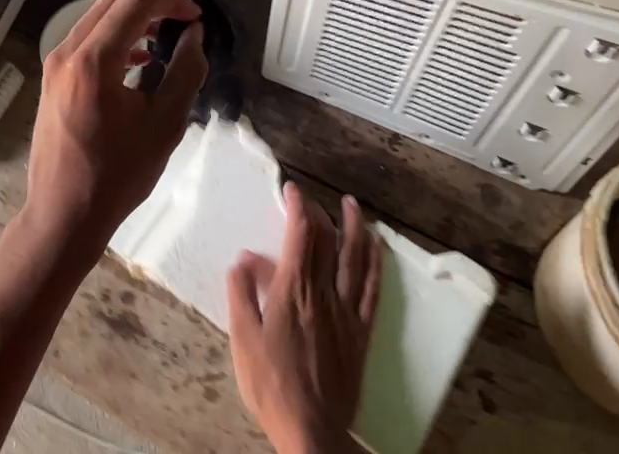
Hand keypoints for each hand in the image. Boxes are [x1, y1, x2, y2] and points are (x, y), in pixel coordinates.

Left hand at [26, 0, 206, 251]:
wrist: (64, 214)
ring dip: (134, 19)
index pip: (135, 3)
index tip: (196, 17)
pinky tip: (139, 60)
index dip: (171, 1)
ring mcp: (55, 65)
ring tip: (166, 38)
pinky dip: (115, 36)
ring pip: (97, 17)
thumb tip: (194, 35)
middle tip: (184, 22)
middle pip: (113, 1)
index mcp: (94, 61)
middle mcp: (67, 53)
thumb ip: (185, 71)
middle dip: (153, 3)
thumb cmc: (118, 174)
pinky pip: (86, 39)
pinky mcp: (52, 79)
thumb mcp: (166, 124)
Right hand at [226, 184, 382, 453]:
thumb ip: (241, 296)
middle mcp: (323, 293)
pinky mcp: (362, 330)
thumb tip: (242, 259)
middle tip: (309, 198)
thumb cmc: (271, 385)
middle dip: (317, 212)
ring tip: (351, 204)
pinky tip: (376, 245)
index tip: (291, 189)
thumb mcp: (243, 341)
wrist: (311, 429)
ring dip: (354, 226)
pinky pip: (372, 287)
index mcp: (293, 292)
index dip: (297, 207)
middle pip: (326, 240)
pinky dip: (375, 261)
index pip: (299, 236)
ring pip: (354, 257)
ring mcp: (347, 310)